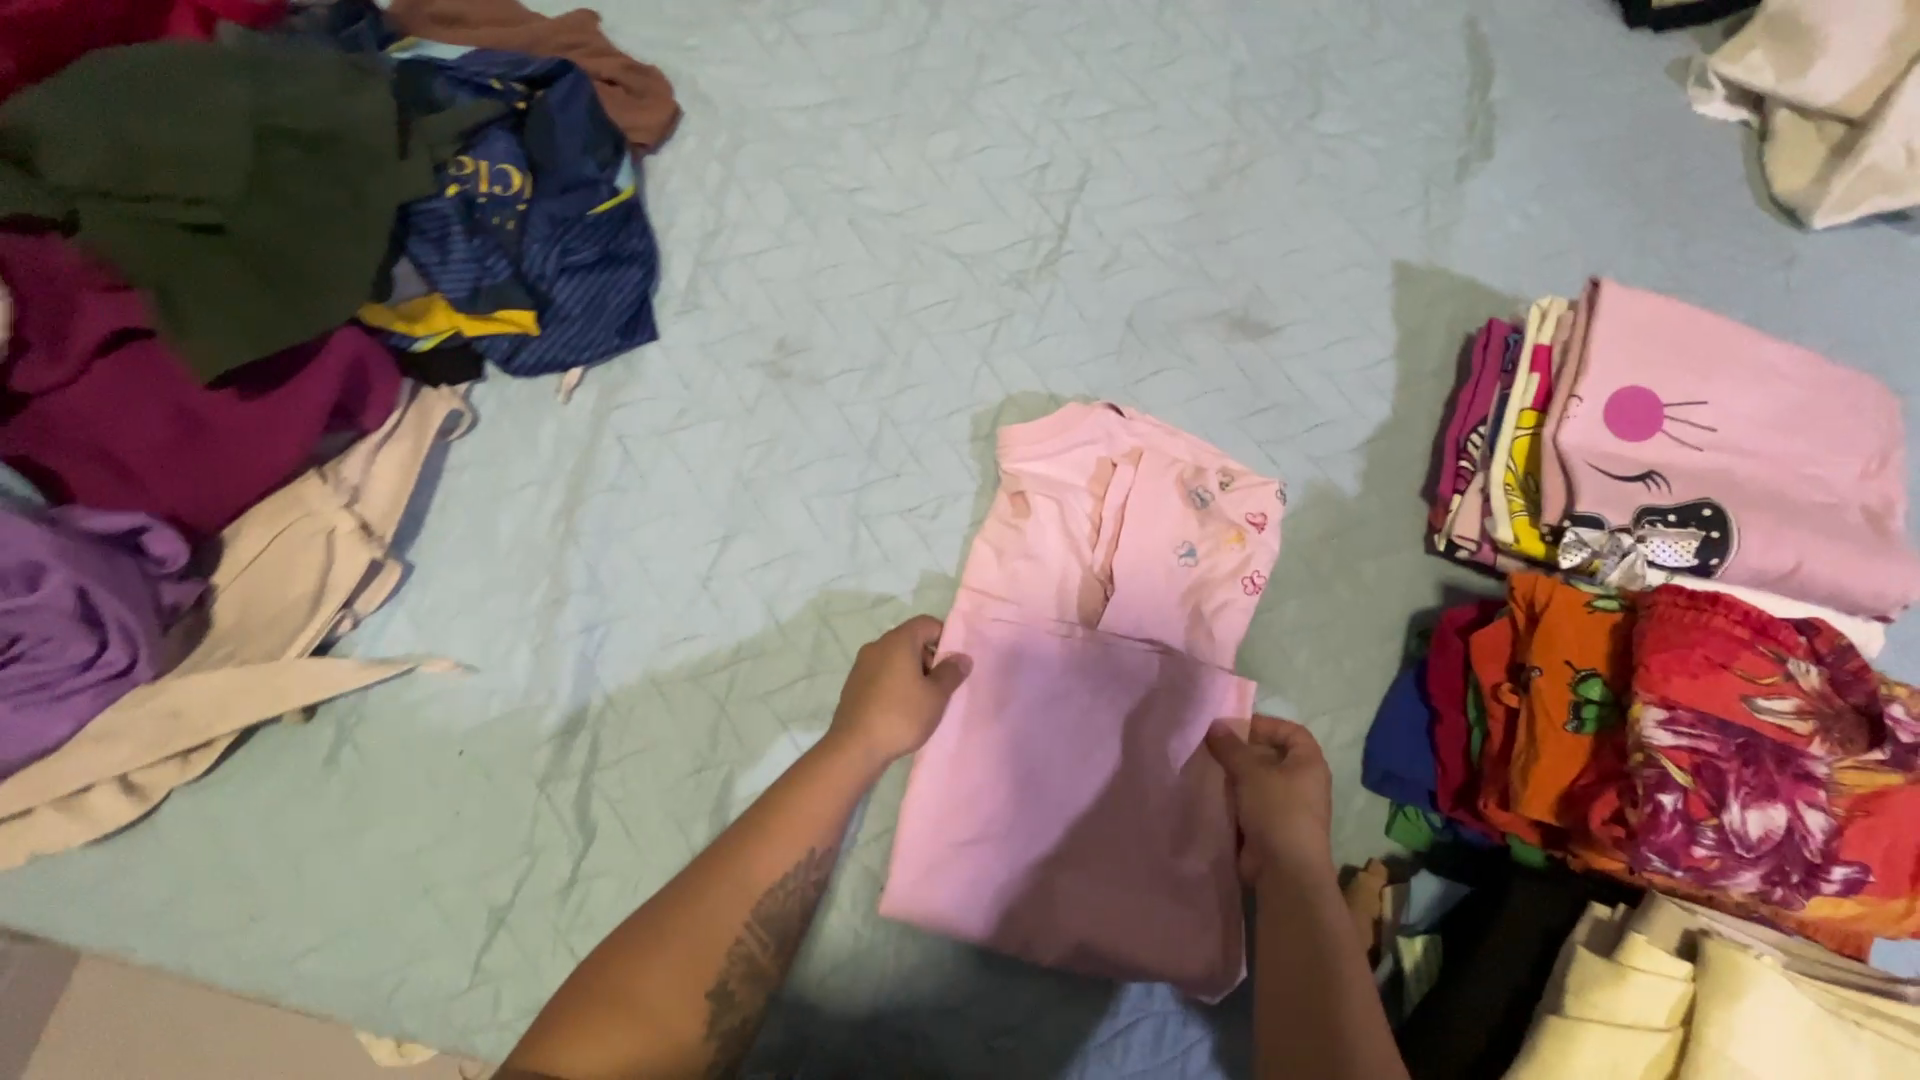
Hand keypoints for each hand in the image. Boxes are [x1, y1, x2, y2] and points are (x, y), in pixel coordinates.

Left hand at [826, 615, 970, 768]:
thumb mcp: (936, 696)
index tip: (953, 663)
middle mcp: (877, 646)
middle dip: (929, 658)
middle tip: (941, 686)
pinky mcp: (853, 685)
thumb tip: (961, 657)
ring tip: (923, 702)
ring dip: (912, 673)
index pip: (926, 623)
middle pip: (910, 641)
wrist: (854, 747)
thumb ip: (951, 672)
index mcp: (898, 641)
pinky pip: (881, 675)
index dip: (944, 637)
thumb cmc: (901, 715)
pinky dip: (895, 684)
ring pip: (895, 659)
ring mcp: (861, 666)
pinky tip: (901, 710)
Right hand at [1205, 715, 1334, 885]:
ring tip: (1208, 766)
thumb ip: (1231, 747)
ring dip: (1235, 774)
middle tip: (1214, 746)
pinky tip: (1211, 791)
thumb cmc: (1277, 811)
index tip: (1236, 726)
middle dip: (1243, 749)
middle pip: (1272, 755)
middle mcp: (1302, 782)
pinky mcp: (1271, 825)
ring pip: (1258, 780)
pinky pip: (1250, 802)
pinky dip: (1233, 796)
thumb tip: (1214, 725)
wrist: (1285, 870)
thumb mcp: (1251, 772)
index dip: (1266, 724)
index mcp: (1309, 763)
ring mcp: (1287, 806)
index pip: (1292, 731)